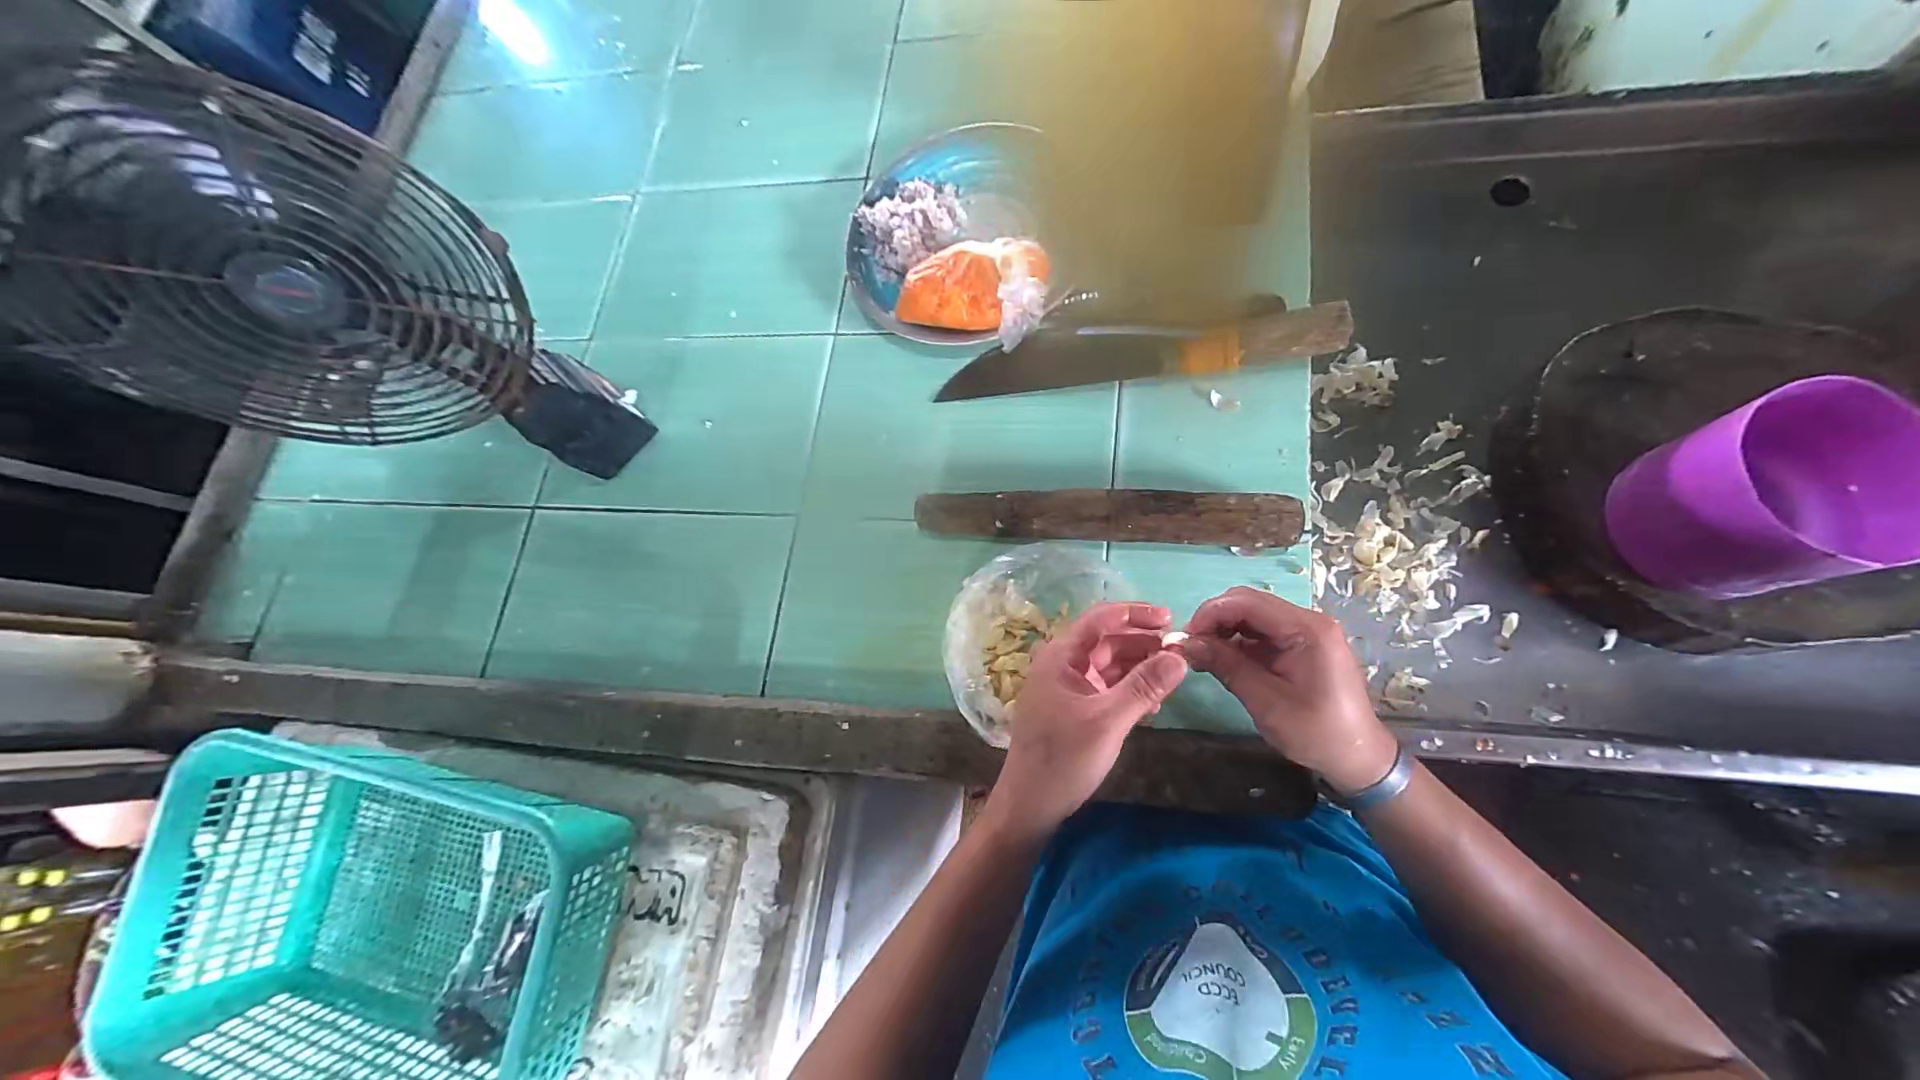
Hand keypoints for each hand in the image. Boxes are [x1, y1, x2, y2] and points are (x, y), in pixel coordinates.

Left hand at [984, 603, 1189, 838]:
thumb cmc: (1063, 759)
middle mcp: (1062, 666)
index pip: (1100, 619)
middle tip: (1180, 651)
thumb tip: (1180, 655)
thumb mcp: (1108, 721)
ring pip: (1109, 666)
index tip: (1170, 618)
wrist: (1029, 806)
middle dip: (1142, 643)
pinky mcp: (1075, 711)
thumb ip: (1144, 686)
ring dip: (1139, 667)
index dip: (1135, 614)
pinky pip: (1106, 688)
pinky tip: (1154, 704)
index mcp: (1060, 657)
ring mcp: (1068, 689)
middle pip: (1107, 641)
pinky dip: (1130, 690)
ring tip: (1173, 676)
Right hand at [1183, 587, 1396, 793]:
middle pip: (1247, 602)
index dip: (1209, 614)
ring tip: (1201, 655)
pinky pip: (1260, 631)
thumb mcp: (1265, 701)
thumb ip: (1225, 665)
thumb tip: (1184, 643)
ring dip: (1222, 630)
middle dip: (1213, 620)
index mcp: (1306, 629)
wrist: (1358, 758)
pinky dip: (1236, 640)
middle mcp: (1307, 621)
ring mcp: (1305, 631)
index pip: (1246, 601)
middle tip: (1190, 647)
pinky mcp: (1299, 644)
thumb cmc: (1316, 733)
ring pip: (1251, 615)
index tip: (1185, 639)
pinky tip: (1220, 659)